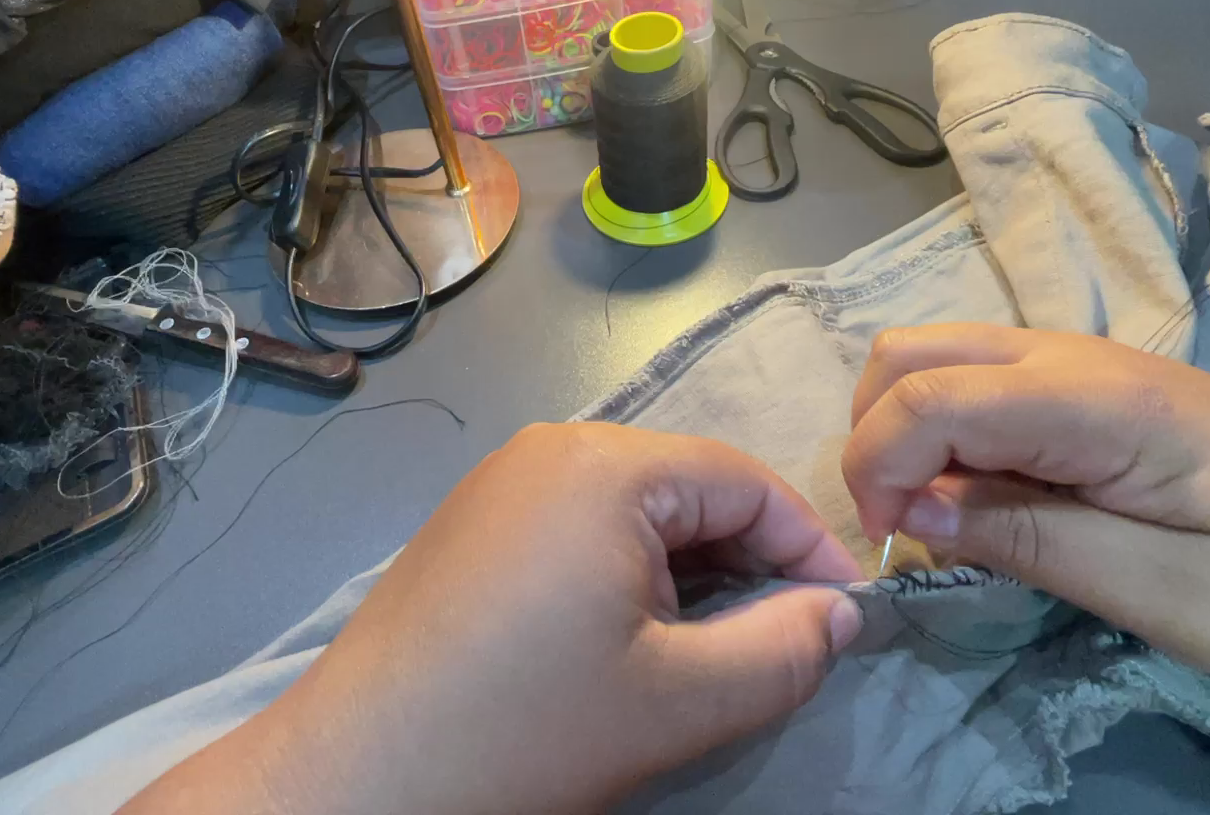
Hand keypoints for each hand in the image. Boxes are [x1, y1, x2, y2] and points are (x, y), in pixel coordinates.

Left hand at [124, 423, 864, 814]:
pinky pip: (582, 515)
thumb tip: (843, 610)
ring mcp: (508, 474)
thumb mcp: (679, 697)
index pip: (740, 478)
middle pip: (685, 484)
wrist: (363, 765)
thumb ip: (784, 647)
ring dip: (688, 562)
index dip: (805, 542)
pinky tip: (628, 619)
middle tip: (782, 631)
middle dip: (746, 554)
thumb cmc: (526, 723)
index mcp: (605, 463)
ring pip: (634, 502)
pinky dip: (627, 560)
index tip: (846, 611)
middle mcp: (554, 444)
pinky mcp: (480, 512)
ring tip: (710, 635)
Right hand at [842, 323, 1209, 690]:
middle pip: (901, 355)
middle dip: (871, 438)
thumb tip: (911, 509)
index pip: (928, 397)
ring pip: (917, 357)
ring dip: (893, 429)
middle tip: (903, 519)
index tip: (891, 538)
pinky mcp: (1060, 378)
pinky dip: (926, 429)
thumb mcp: (1175, 596)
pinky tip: (969, 486)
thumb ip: (1031, 542)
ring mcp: (1058, 357)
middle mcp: (1059, 352)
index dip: (878, 465)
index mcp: (1094, 398)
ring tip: (930, 505)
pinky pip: (954, 379)